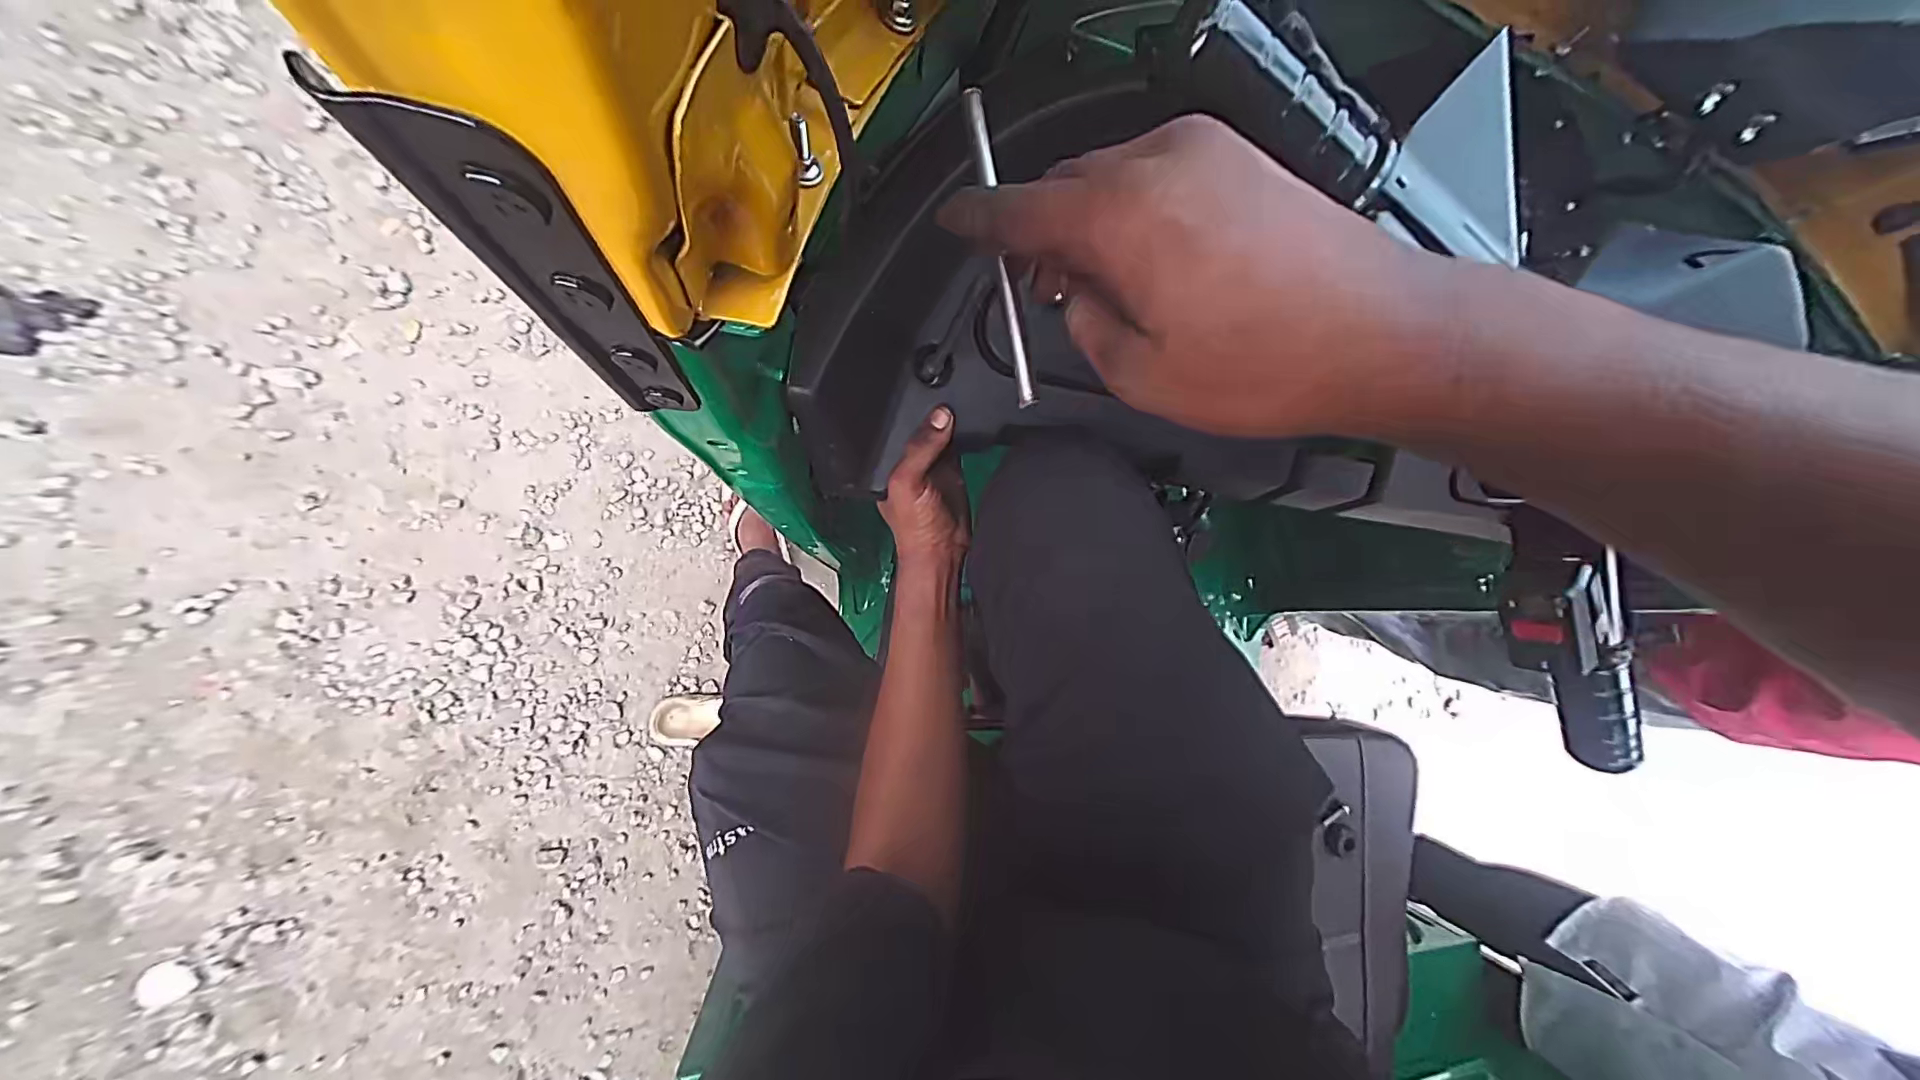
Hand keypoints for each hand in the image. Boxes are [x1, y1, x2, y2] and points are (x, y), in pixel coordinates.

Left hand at [880, 407, 968, 566]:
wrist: (944, 552)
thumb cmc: (914, 528)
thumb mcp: (907, 483)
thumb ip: (920, 450)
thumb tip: (940, 417)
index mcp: (886, 464)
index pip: (897, 427)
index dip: (910, 411)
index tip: (928, 394)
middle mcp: (908, 463)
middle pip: (920, 426)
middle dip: (932, 413)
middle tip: (947, 395)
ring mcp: (931, 466)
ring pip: (939, 432)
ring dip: (948, 422)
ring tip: (958, 406)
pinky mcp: (952, 470)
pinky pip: (958, 444)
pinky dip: (963, 434)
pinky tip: (967, 424)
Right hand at [938, 114, 1462, 437]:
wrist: (1383, 337)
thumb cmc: (1271, 362)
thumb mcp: (1142, 375)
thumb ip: (1085, 328)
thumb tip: (1075, 300)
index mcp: (1122, 218)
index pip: (1018, 208)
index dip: (976, 219)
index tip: (955, 222)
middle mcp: (1160, 165)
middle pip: (1061, 186)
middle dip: (1039, 233)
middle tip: (1042, 286)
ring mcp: (1205, 153)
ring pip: (1107, 178)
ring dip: (1087, 224)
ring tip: (1103, 284)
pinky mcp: (1239, 160)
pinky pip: (1153, 174)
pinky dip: (1131, 211)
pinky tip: (1149, 261)